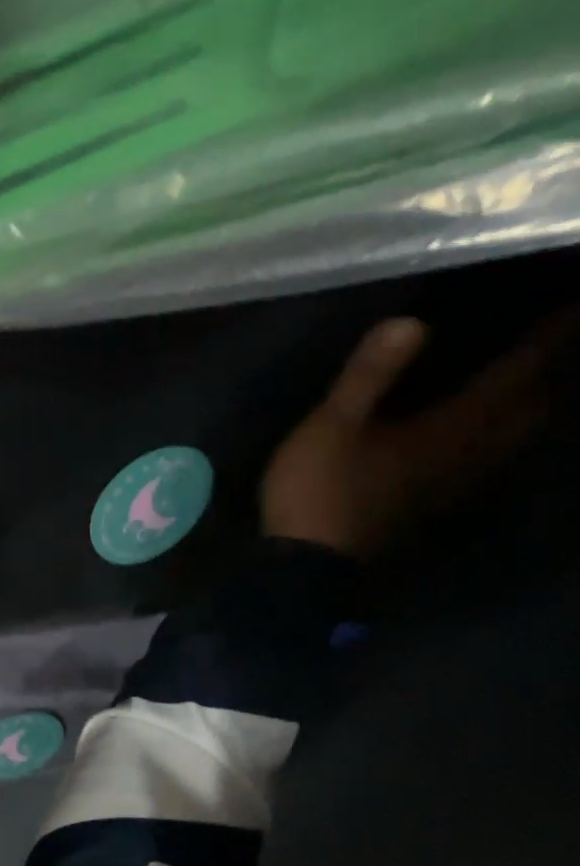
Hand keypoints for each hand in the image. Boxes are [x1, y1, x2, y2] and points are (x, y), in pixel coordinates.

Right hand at [263, 316, 557, 557]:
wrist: (312, 558)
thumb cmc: (321, 486)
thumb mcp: (332, 425)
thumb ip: (369, 376)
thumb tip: (411, 321)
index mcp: (455, 428)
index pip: (518, 374)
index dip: (550, 338)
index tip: (573, 307)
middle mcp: (474, 452)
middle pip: (532, 406)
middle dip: (547, 371)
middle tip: (551, 341)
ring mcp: (459, 481)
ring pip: (518, 435)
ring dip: (530, 404)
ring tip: (524, 381)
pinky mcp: (439, 498)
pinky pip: (493, 456)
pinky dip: (501, 432)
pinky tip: (482, 431)